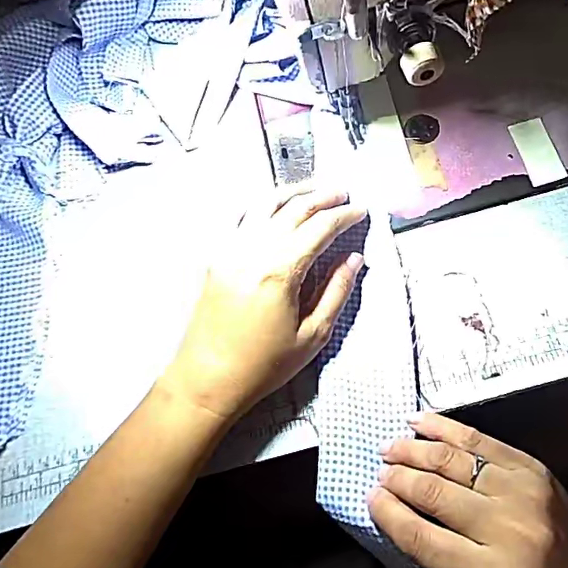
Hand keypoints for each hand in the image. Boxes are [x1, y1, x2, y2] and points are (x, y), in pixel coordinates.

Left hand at [158, 185, 367, 423]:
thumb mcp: (312, 336)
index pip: (319, 227)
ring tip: (313, 189)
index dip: (344, 215)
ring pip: (264, 204)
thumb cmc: (263, 365)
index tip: (360, 211)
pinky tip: (274, 203)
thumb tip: (354, 258)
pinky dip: (261, 204)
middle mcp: (252, 251)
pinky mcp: (216, 256)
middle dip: (321, 196)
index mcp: (279, 271)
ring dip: (292, 192)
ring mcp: (229, 249)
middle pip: (293, 208)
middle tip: (343, 193)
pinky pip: (239, 216)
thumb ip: (336, 291)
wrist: (207, 378)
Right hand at [367, 412, 567, 567]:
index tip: (370, 499)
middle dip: (396, 479)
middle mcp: (511, 530)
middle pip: (434, 493)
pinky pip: (478, 439)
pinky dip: (443, 428)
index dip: (388, 514)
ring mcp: (524, 492)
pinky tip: (418, 422)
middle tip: (378, 474)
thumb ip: (440, 567)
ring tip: (389, 449)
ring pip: (451, 461)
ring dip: (412, 450)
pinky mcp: (532, 467)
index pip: (423, 538)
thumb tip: (397, 518)